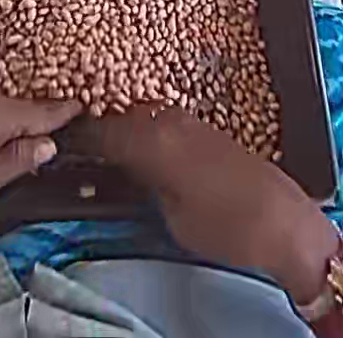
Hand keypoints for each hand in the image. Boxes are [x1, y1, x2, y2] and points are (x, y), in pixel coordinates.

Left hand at [0, 88, 79, 249]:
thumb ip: (19, 159)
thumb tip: (49, 142)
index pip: (40, 112)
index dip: (61, 112)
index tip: (82, 105)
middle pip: (21, 106)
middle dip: (41, 113)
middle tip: (65, 117)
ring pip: (1, 107)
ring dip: (18, 117)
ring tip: (37, 127)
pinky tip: (1, 132)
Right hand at [73, 107, 336, 302]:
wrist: (283, 221)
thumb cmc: (224, 225)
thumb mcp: (170, 215)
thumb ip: (139, 185)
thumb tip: (120, 171)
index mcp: (152, 138)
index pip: (101, 132)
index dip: (78, 139)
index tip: (60, 144)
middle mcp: (166, 119)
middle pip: (119, 119)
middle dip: (97, 131)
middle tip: (78, 149)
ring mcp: (185, 119)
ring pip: (139, 117)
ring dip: (121, 129)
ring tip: (103, 150)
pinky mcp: (201, 126)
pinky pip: (159, 122)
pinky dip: (142, 131)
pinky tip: (138, 150)